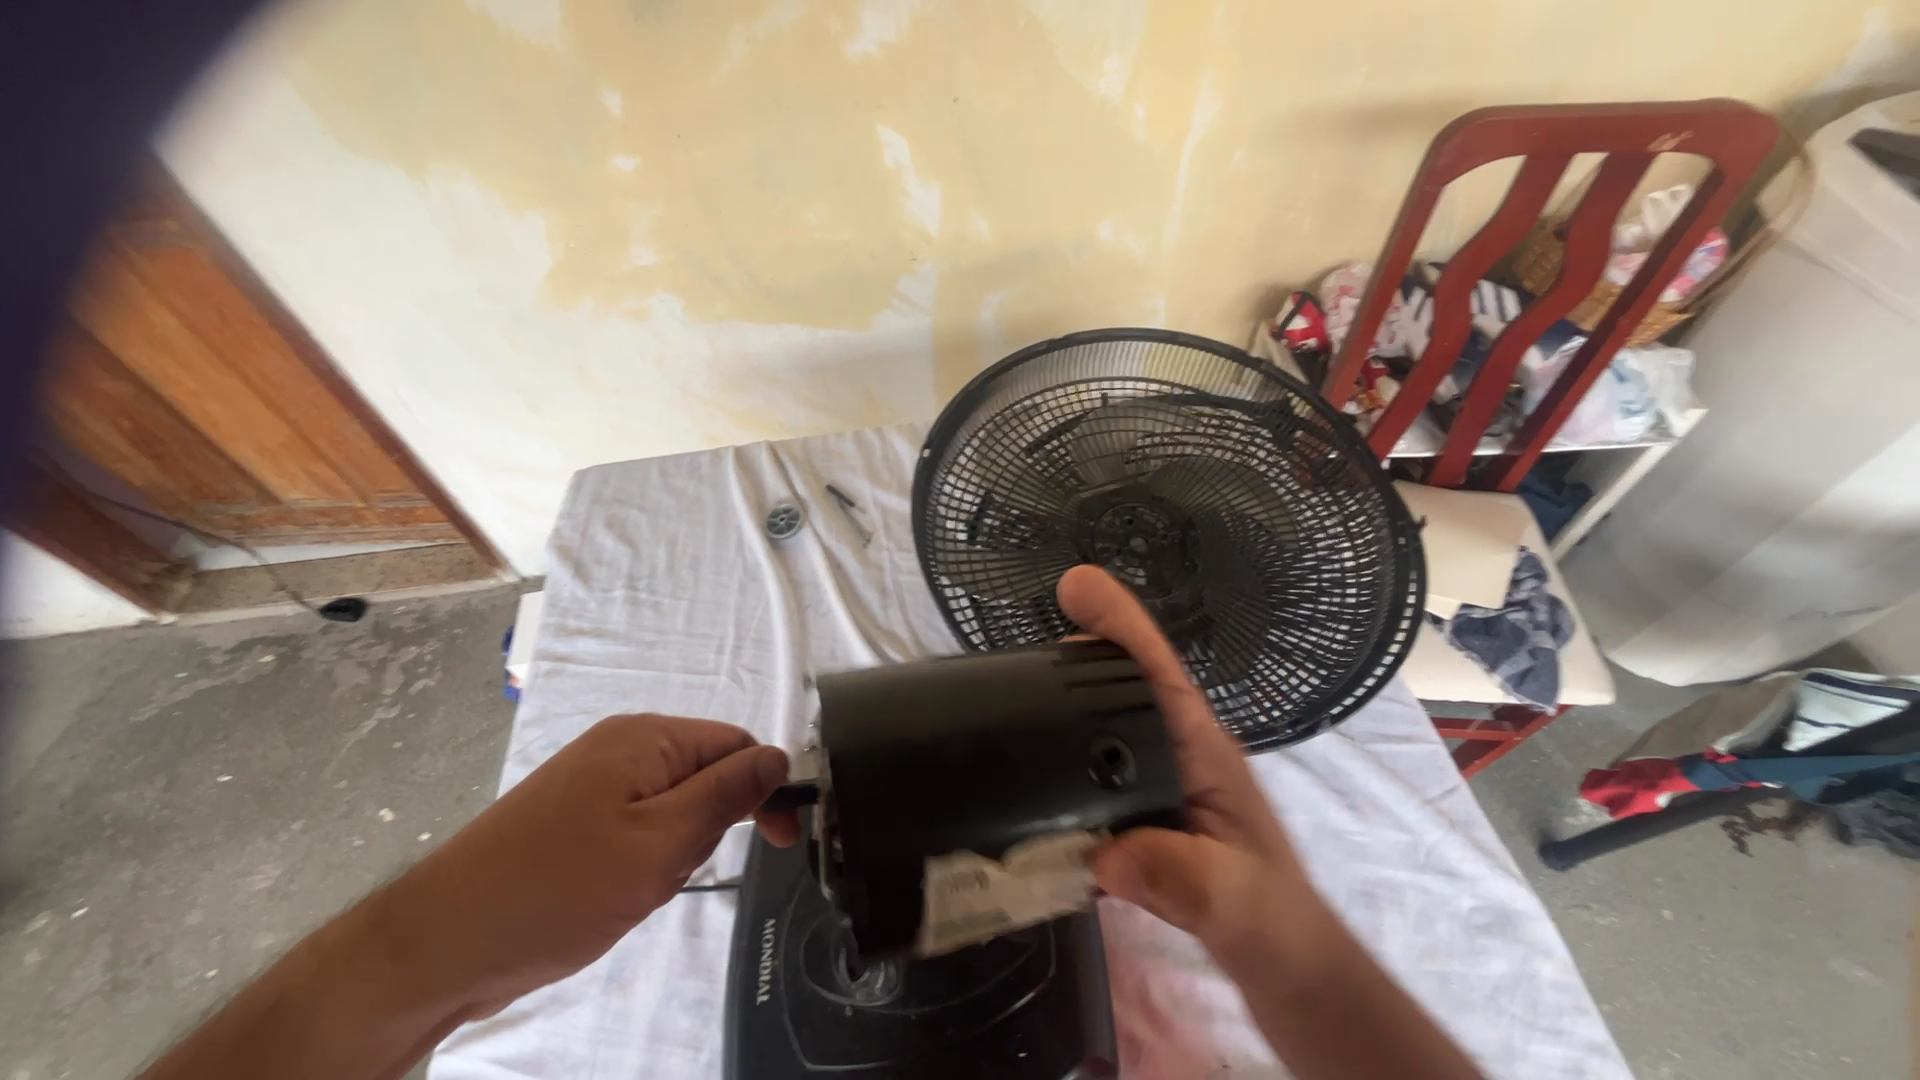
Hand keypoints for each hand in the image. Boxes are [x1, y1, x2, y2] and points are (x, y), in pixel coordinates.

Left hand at [369, 713, 792, 1014]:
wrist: (437, 947)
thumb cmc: (558, 891)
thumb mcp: (661, 844)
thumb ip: (727, 795)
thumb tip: (780, 756)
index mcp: (645, 739)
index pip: (735, 746)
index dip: (765, 790)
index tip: (781, 844)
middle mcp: (620, 747)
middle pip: (704, 775)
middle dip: (707, 828)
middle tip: (672, 874)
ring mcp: (592, 781)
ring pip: (672, 807)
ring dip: (674, 851)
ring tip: (635, 889)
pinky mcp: (573, 816)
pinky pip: (637, 826)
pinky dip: (644, 860)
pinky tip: (614, 893)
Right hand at [1062, 564, 1482, 1079]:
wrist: (1288, 969)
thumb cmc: (1274, 927)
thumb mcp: (1234, 905)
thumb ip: (1183, 879)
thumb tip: (1108, 856)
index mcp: (1205, 754)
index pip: (1161, 674)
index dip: (1121, 623)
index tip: (1077, 583)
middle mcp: (1181, 756)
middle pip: (1131, 682)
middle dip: (1089, 643)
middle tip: (1033, 631)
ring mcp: (1164, 783)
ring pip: (1113, 722)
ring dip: (1073, 691)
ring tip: (1019, 681)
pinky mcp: (1149, 813)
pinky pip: (1100, 766)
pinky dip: (1069, 748)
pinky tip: (1035, 761)